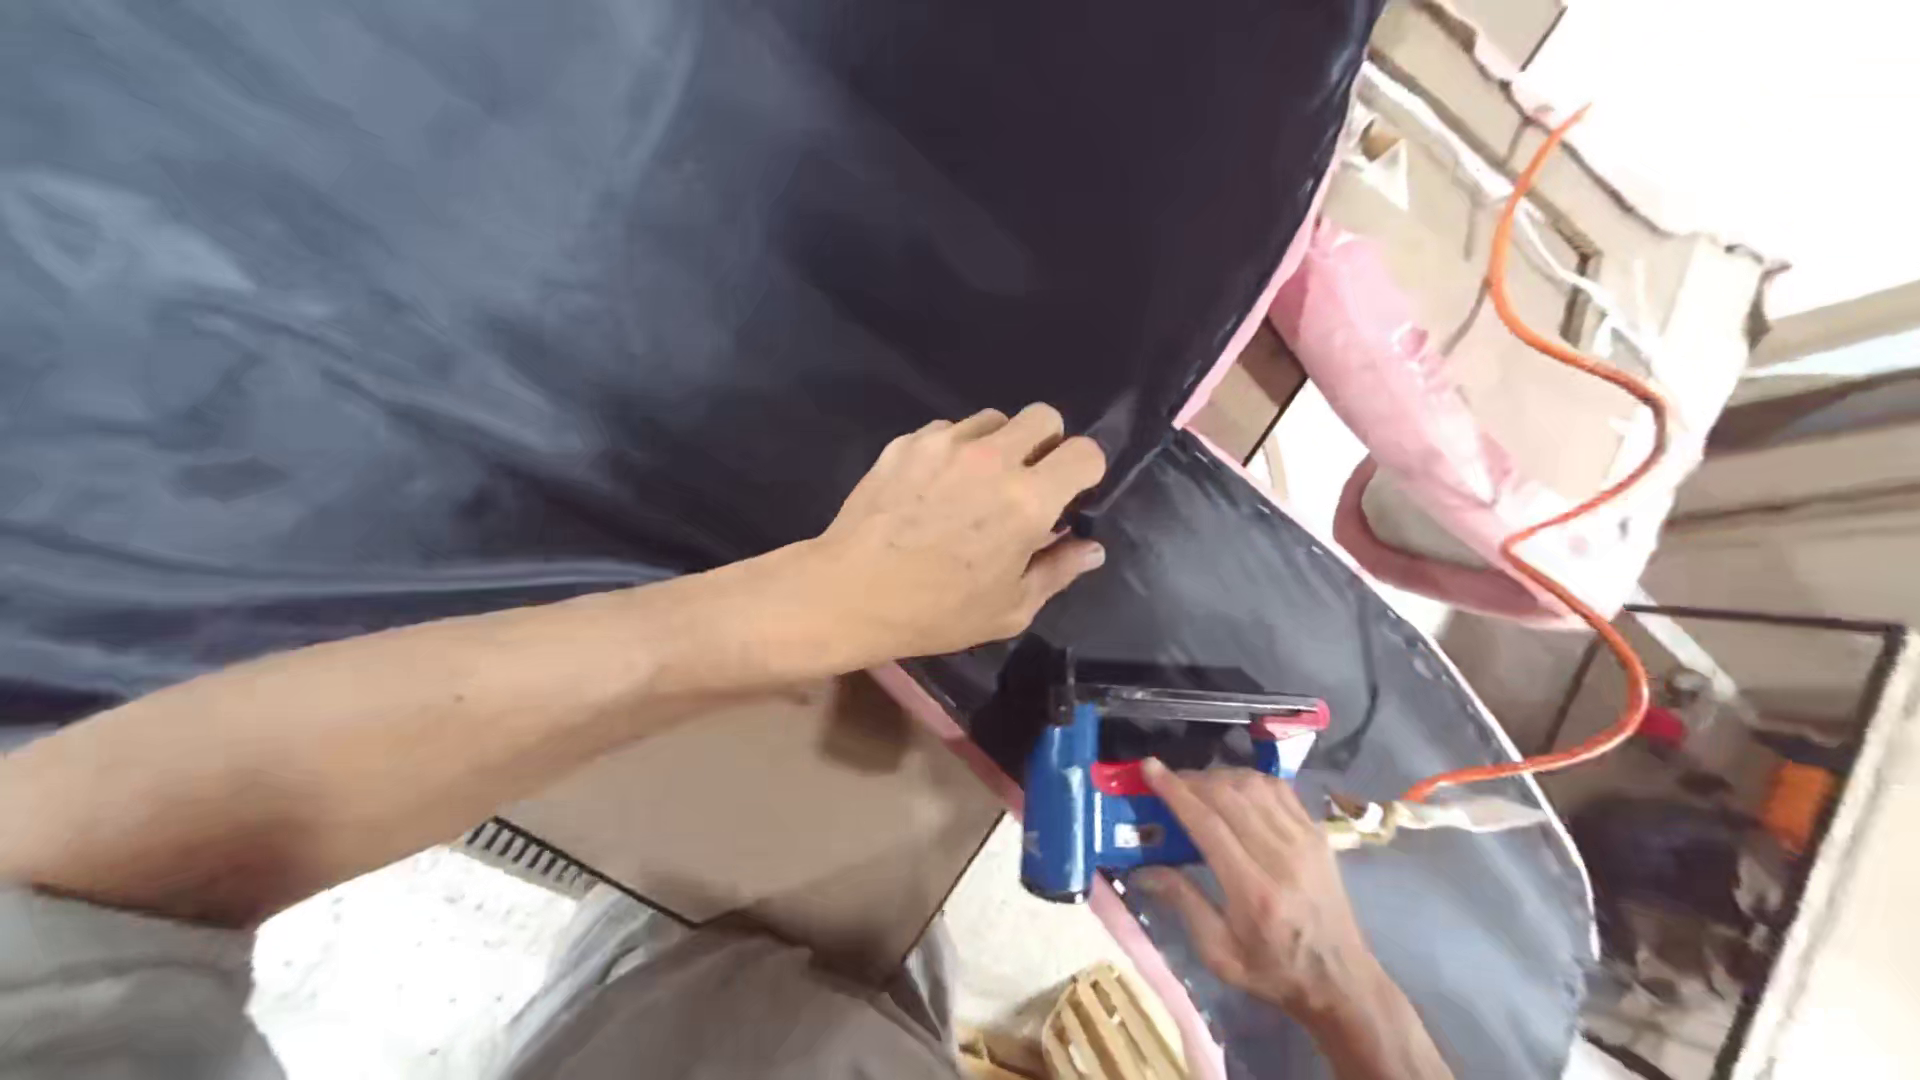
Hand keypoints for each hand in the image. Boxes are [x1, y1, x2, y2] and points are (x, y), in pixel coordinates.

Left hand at [805, 404, 1106, 663]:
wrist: (851, 592)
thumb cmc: (936, 612)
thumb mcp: (1010, 608)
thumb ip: (1058, 570)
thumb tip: (1091, 547)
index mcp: (1027, 501)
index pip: (1085, 452)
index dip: (1086, 471)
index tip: (1069, 495)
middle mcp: (992, 459)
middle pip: (1044, 415)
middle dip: (1047, 443)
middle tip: (1027, 481)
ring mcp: (945, 443)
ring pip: (993, 419)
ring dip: (999, 445)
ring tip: (976, 483)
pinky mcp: (907, 442)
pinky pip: (947, 430)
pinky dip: (954, 450)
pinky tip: (934, 486)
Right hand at [1136, 759, 1386, 1024]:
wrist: (1342, 981)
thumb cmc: (1273, 970)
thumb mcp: (1219, 953)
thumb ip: (1183, 902)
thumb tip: (1142, 868)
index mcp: (1254, 892)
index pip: (1208, 823)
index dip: (1175, 791)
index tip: (1149, 768)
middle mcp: (1282, 858)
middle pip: (1228, 795)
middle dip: (1190, 779)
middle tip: (1168, 780)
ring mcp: (1305, 841)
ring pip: (1253, 785)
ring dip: (1218, 776)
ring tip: (1198, 786)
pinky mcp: (1317, 833)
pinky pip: (1278, 788)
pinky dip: (1248, 779)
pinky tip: (1234, 788)